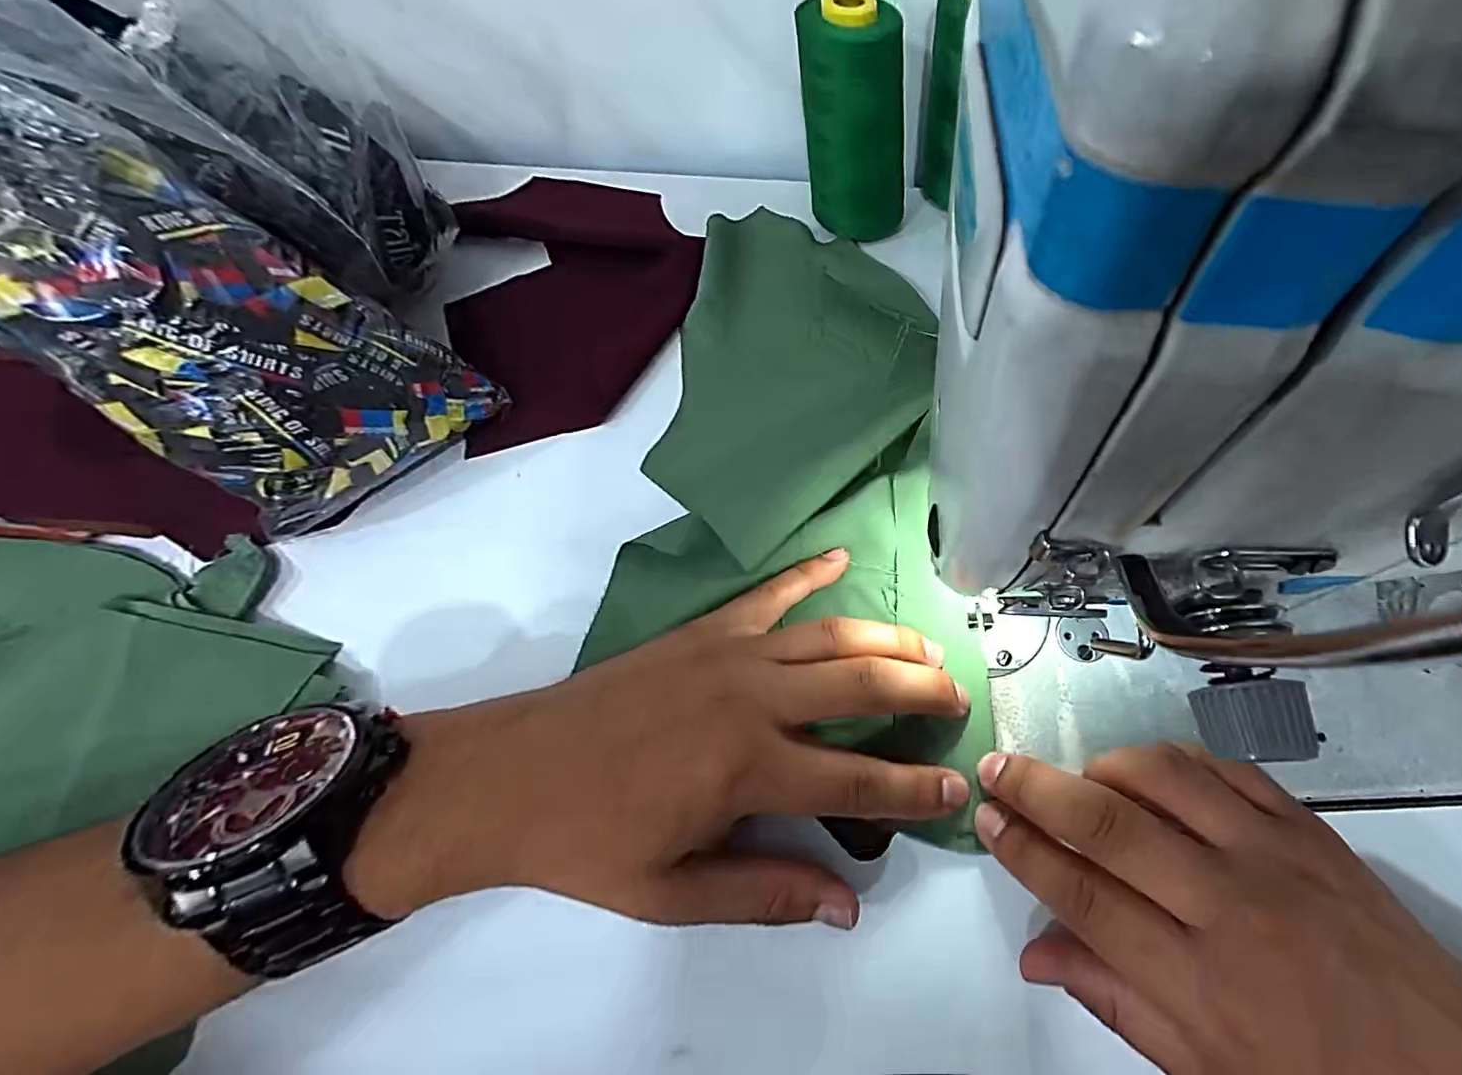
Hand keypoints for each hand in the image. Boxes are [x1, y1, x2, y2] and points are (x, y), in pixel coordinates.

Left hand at [350, 549, 970, 929]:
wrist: (504, 775)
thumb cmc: (588, 841)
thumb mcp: (670, 892)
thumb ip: (764, 895)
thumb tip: (845, 907)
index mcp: (747, 770)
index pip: (855, 783)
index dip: (913, 790)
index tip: (955, 789)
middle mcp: (754, 701)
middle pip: (863, 688)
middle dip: (922, 692)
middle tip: (958, 699)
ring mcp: (732, 654)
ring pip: (833, 637)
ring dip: (888, 640)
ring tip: (927, 649)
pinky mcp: (707, 630)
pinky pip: (771, 593)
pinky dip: (809, 572)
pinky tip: (841, 555)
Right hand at [975, 744, 1461, 1074]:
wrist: (1448, 1062)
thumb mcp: (1205, 1070)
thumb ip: (1115, 1000)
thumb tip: (1035, 953)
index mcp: (1199, 980)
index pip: (1085, 897)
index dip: (1026, 852)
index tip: (988, 819)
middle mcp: (1227, 903)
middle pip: (1111, 825)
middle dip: (1041, 791)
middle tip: (998, 767)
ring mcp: (1270, 852)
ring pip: (1165, 778)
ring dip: (1107, 766)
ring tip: (1079, 776)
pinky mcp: (1304, 823)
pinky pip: (1225, 768)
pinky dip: (1175, 760)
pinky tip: (1152, 771)